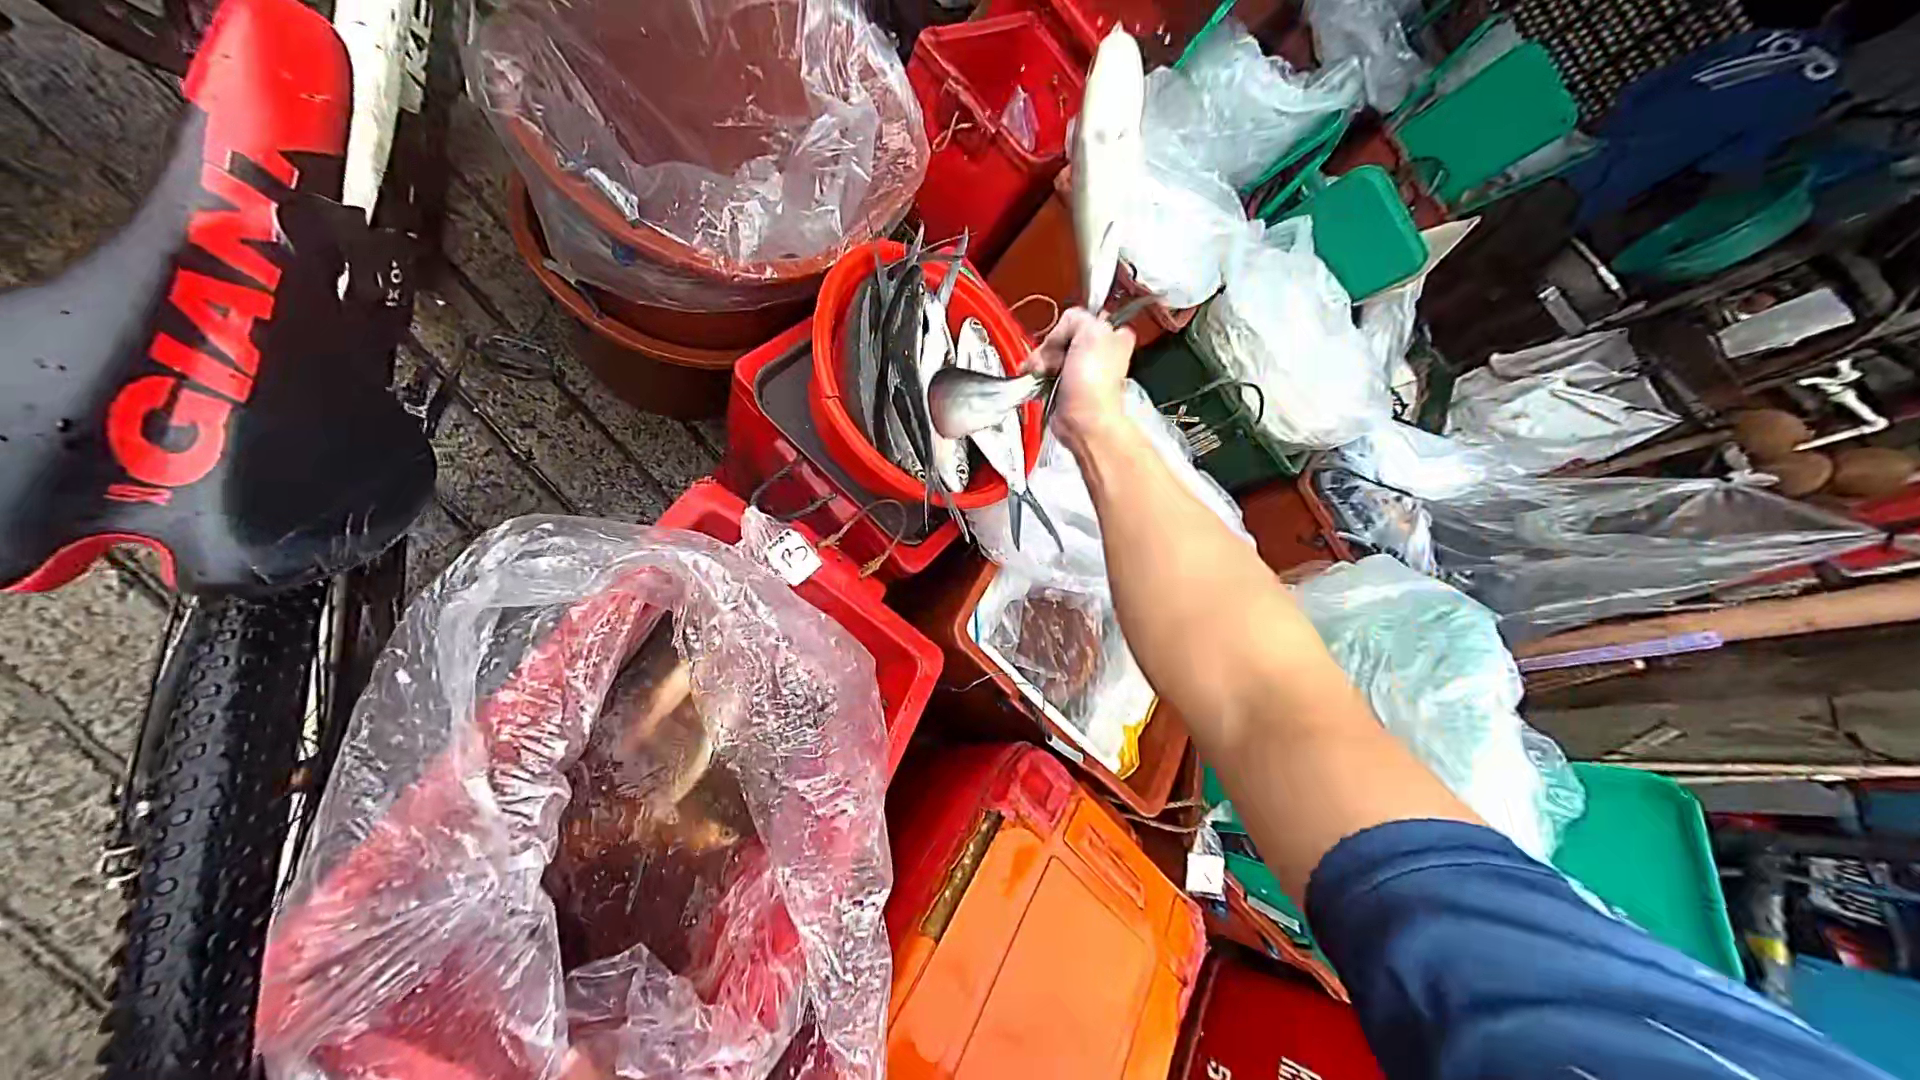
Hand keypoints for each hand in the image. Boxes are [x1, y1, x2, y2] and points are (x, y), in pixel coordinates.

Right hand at [1024, 307, 1134, 449]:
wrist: (1083, 420)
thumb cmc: (1093, 381)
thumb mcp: (1091, 331)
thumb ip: (1076, 318)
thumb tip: (1059, 331)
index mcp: (1112, 335)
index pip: (1081, 317)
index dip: (1068, 326)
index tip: (1065, 337)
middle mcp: (1096, 352)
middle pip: (1062, 335)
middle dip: (1051, 346)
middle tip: (1053, 359)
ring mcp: (1079, 369)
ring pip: (1049, 352)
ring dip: (1040, 360)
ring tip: (1043, 372)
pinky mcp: (1063, 385)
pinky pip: (1043, 370)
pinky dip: (1036, 373)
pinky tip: (1037, 378)